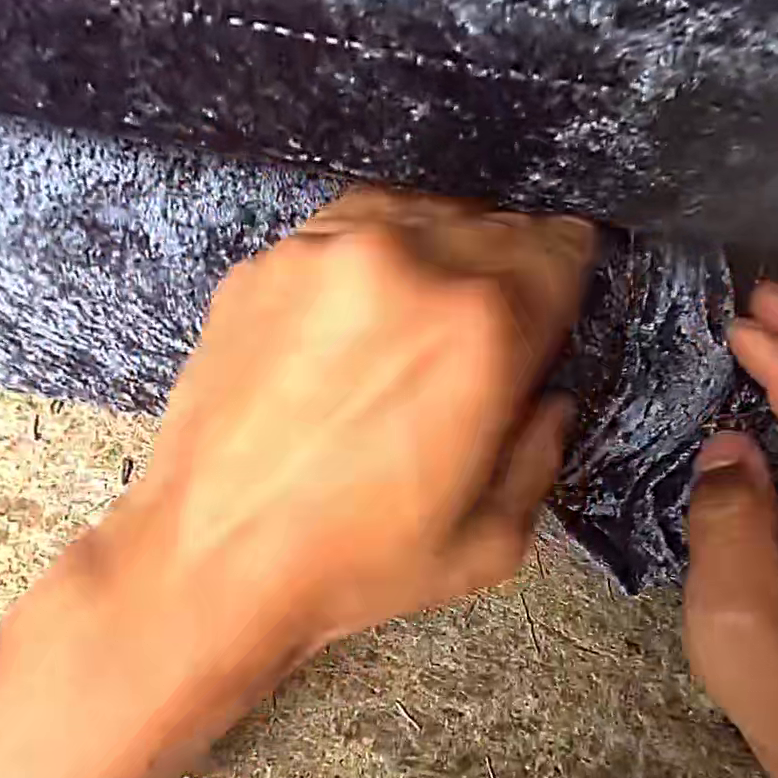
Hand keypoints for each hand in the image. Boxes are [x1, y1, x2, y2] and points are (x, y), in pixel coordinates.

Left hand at [95, 191, 593, 691]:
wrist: (210, 559)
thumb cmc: (358, 562)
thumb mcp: (493, 542)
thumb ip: (543, 454)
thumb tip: (549, 400)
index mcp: (483, 332)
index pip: (561, 253)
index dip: (568, 278)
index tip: (555, 305)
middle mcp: (411, 265)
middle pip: (500, 226)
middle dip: (514, 272)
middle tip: (494, 331)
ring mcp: (330, 252)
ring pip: (429, 215)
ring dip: (449, 256)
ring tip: (429, 322)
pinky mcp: (269, 262)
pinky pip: (356, 227)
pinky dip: (383, 257)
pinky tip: (368, 315)